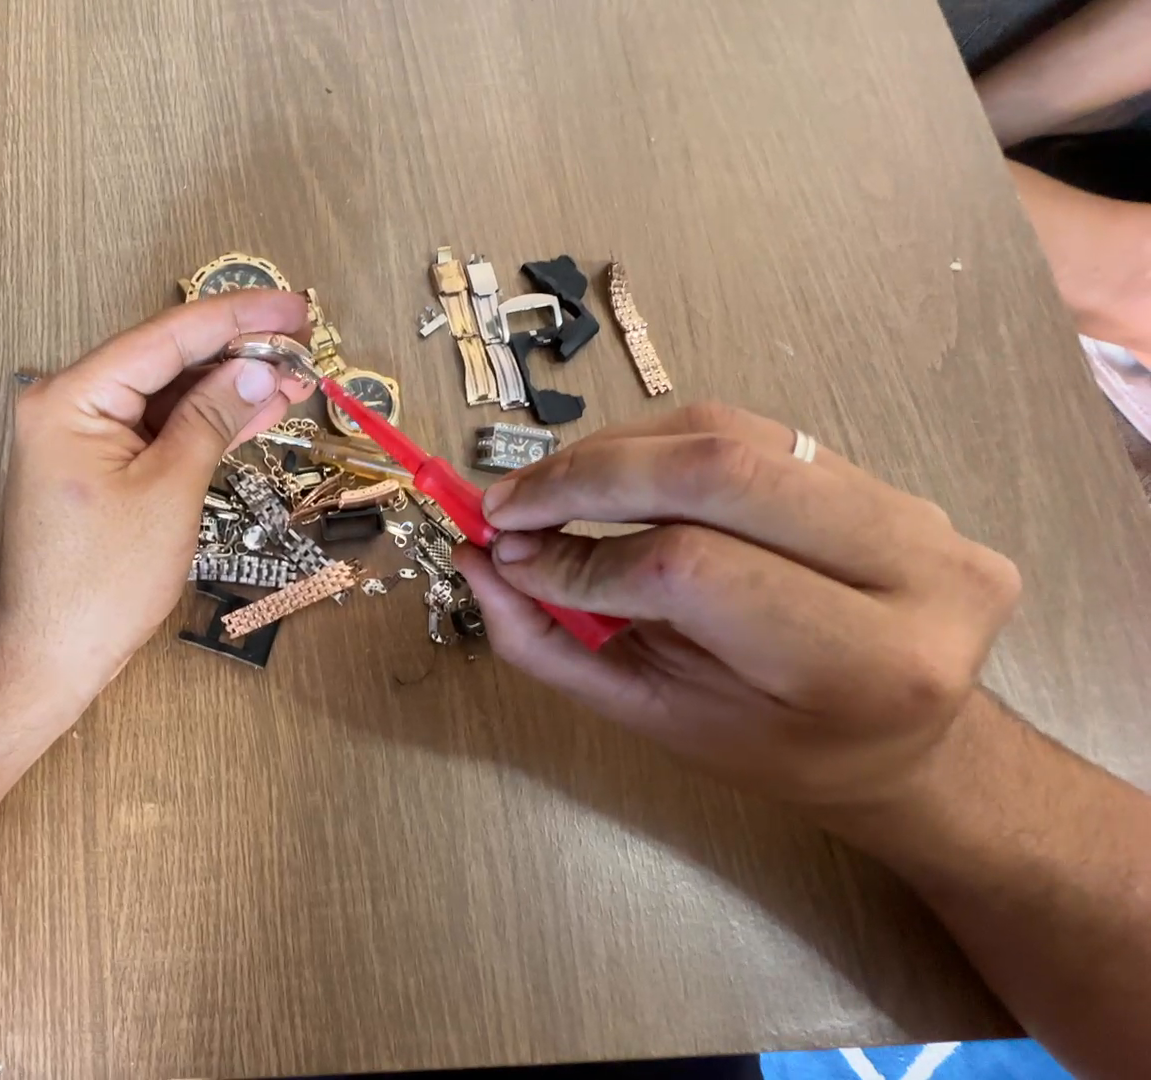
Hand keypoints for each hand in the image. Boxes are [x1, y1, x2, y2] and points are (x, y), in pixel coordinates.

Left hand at [0, 290, 313, 697]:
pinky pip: (157, 431)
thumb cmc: (100, 584)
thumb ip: (213, 418)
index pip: (165, 337)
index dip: (237, 317)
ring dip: (227, 390)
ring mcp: (81, 437)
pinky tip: (253, 412)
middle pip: (165, 360)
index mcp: (70, 397)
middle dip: (236, 353)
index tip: (293, 307)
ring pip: (167, 396)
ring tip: (292, 380)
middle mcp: (68, 404)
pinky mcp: (98, 466)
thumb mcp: (170, 490)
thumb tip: (258, 369)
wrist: (54, 654)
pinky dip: (202, 425)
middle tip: (301, 344)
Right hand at [452, 403, 1022, 810]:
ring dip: (607, 455)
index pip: (690, 570)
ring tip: (543, 493)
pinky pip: (739, 431)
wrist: (899, 735)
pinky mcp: (879, 476)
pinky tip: (606, 481)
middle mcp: (911, 568)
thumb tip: (477, 558)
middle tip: (505, 505)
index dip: (580, 560)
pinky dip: (648, 447)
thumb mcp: (644, 714)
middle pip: (713, 470)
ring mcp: (910, 509)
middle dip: (583, 478)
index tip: (506, 559)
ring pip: (722, 434)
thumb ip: (547, 642)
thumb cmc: (763, 743)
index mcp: (860, 662)